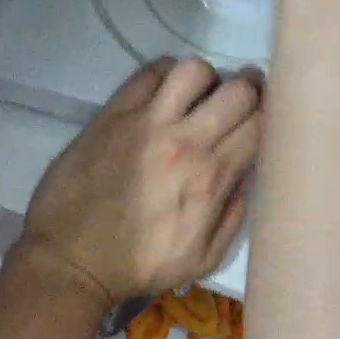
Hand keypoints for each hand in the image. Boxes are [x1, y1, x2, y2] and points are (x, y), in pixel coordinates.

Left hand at [21, 57, 262, 304]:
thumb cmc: (135, 267)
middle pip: (238, 90)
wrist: (69, 260)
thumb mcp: (201, 260)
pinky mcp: (110, 116)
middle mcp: (182, 142)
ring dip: (204, 81)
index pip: (261, 123)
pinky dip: (163, 76)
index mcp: (210, 178)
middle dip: (247, 93)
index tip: (261, 123)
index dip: (270, 118)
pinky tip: (161, 97)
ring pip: (193, 70)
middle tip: (236, 106)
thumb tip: (249, 175)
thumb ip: (233, 215)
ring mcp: (143, 124)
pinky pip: (147, 74)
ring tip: (195, 100)